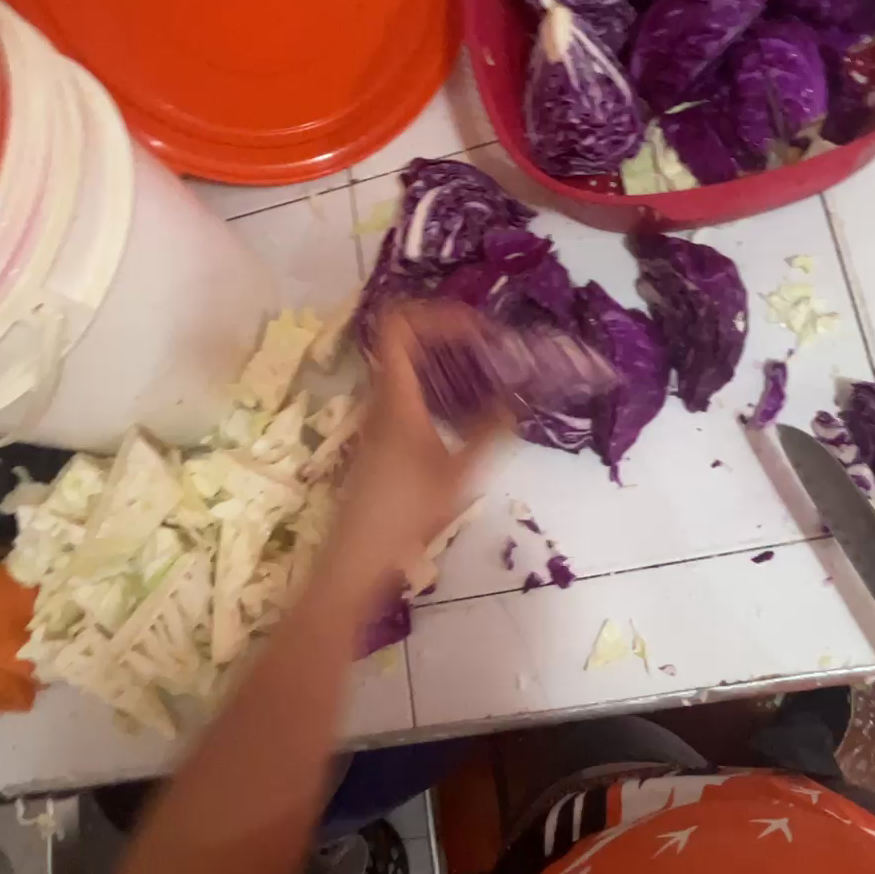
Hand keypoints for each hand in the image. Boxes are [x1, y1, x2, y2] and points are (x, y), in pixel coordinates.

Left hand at [323, 305, 505, 595]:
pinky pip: (407, 390)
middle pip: (404, 340)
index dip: (436, 314)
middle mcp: (380, 400)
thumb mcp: (460, 475)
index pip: (399, 326)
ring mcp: (377, 419)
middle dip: (448, 333)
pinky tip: (465, 410)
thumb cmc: (406, 516)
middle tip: (489, 346)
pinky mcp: (380, 438)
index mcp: (396, 398)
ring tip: (484, 372)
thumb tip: (517, 398)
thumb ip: (490, 433)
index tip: (478, 328)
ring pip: (406, 366)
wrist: (357, 559)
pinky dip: (435, 384)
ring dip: (443, 359)